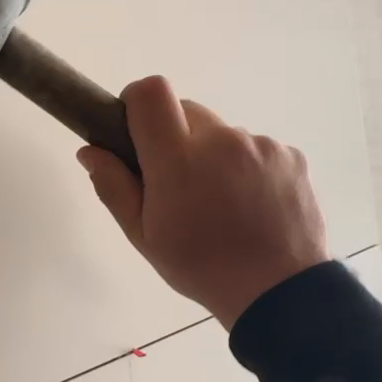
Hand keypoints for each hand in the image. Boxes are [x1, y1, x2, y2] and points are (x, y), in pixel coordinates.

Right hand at [79, 76, 328, 327]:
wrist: (279, 289)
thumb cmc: (199, 266)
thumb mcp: (142, 234)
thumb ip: (113, 186)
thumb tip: (90, 150)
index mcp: (178, 158)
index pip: (151, 92)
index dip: (135, 103)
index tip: (132, 134)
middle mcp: (223, 139)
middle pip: (184, 109)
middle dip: (170, 136)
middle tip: (171, 184)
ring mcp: (261, 144)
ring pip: (220, 132)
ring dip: (209, 155)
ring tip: (216, 205)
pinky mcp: (290, 154)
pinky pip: (253, 148)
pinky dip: (242, 168)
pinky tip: (246, 206)